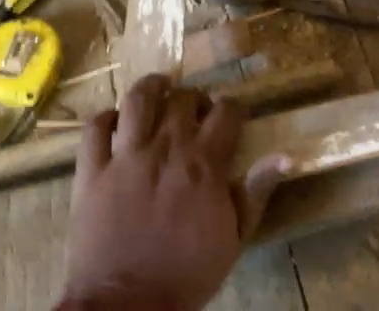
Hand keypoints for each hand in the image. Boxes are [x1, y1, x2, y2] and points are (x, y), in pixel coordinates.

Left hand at [61, 75, 289, 310]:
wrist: (125, 306)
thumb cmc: (186, 274)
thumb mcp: (234, 239)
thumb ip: (256, 192)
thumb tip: (287, 155)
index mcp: (205, 163)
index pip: (227, 111)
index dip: (232, 108)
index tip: (231, 118)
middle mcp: (167, 148)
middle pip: (184, 98)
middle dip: (194, 98)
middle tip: (195, 113)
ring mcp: (126, 157)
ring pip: (138, 100)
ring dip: (151, 89)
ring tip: (158, 92)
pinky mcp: (91, 172)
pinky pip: (93, 129)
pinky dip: (104, 118)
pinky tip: (114, 124)